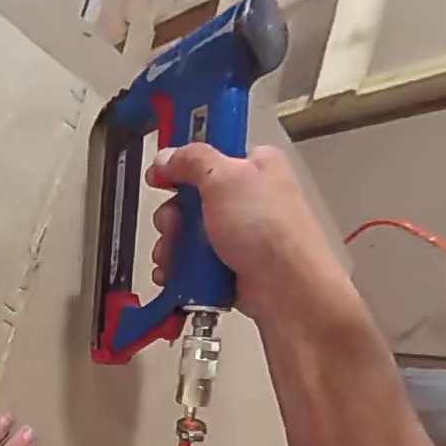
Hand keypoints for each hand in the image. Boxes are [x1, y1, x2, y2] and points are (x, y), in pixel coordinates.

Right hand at [148, 144, 349, 319]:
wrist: (285, 288)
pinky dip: (175, 270)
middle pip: (186, 200)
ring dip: (171, 247)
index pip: (206, 157)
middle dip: (172, 217)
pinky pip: (187, 263)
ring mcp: (232, 235)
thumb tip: (165, 157)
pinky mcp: (223, 265)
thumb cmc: (266, 228)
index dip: (179, 165)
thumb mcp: (225, 178)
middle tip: (175, 226)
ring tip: (175, 258)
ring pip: (183, 234)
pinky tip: (173, 275)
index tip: (160, 176)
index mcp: (252, 167)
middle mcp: (242, 199)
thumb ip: (192, 160)